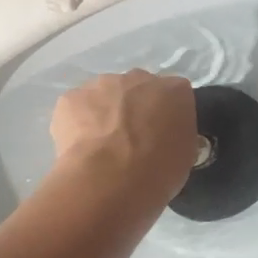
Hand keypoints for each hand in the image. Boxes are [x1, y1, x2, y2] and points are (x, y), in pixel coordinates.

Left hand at [50, 71, 196, 212]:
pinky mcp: (71, 97)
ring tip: (102, 146)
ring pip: (106, 95)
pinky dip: (78, 123)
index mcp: (175, 90)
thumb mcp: (186, 155)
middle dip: (135, 108)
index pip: (175, 95)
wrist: (109, 180)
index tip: (161, 135)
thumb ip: (178, 135)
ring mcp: (103, 84)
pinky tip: (80, 147)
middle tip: (131, 140)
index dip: (167, 115)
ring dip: (106, 113)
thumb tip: (165, 137)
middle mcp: (140, 78)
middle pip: (139, 88)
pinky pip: (77, 107)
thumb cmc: (158, 171)